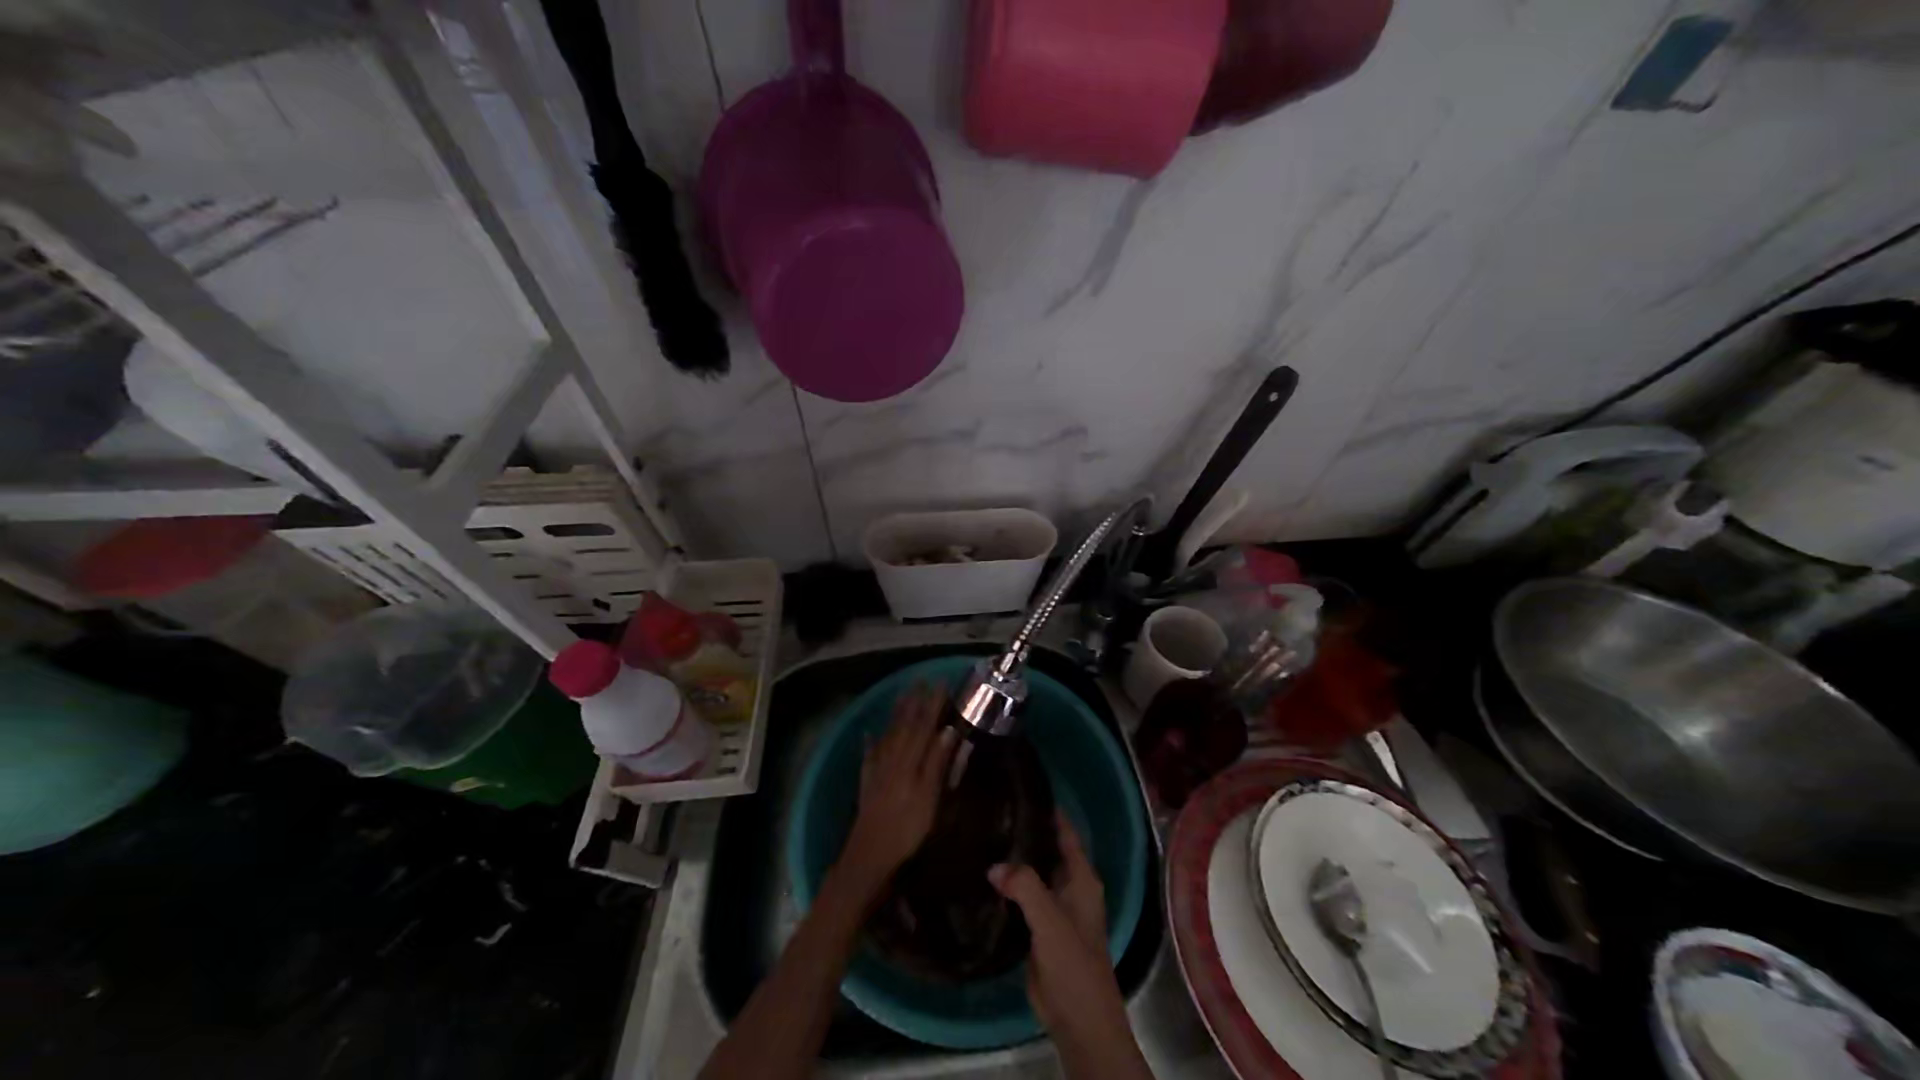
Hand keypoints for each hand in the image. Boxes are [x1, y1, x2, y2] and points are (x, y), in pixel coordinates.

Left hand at [841, 680, 957, 880]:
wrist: (870, 853)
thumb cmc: (908, 828)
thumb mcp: (931, 797)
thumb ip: (939, 763)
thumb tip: (949, 731)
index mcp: (912, 761)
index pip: (924, 725)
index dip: (933, 704)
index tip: (942, 683)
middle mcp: (893, 758)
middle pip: (905, 725)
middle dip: (915, 701)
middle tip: (922, 679)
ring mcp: (878, 769)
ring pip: (888, 733)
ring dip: (896, 713)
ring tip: (902, 694)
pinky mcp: (867, 781)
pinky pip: (870, 753)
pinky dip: (872, 740)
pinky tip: (870, 732)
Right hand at [988, 813, 1127, 1039]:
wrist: (1079, 1020)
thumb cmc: (1074, 964)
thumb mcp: (1051, 921)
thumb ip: (1025, 887)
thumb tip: (993, 865)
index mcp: (1082, 879)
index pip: (1065, 833)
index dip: (1048, 810)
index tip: (1021, 786)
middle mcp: (1069, 887)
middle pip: (1045, 850)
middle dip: (1023, 832)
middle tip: (989, 808)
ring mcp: (1054, 908)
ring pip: (1031, 874)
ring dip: (1012, 860)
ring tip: (979, 834)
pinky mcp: (1038, 929)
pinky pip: (1021, 898)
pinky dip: (1005, 886)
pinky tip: (981, 876)